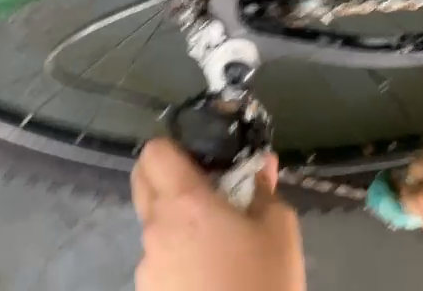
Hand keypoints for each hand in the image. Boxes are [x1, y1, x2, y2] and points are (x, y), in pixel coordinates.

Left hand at [132, 138, 304, 290]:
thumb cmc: (264, 283)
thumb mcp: (279, 230)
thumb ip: (264, 188)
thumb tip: (261, 164)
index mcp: (184, 202)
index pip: (154, 151)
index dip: (175, 146)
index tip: (201, 156)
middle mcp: (155, 229)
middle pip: (143, 182)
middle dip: (166, 175)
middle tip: (203, 187)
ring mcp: (146, 267)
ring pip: (152, 225)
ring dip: (175, 221)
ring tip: (215, 241)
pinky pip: (158, 260)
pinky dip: (176, 256)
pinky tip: (208, 273)